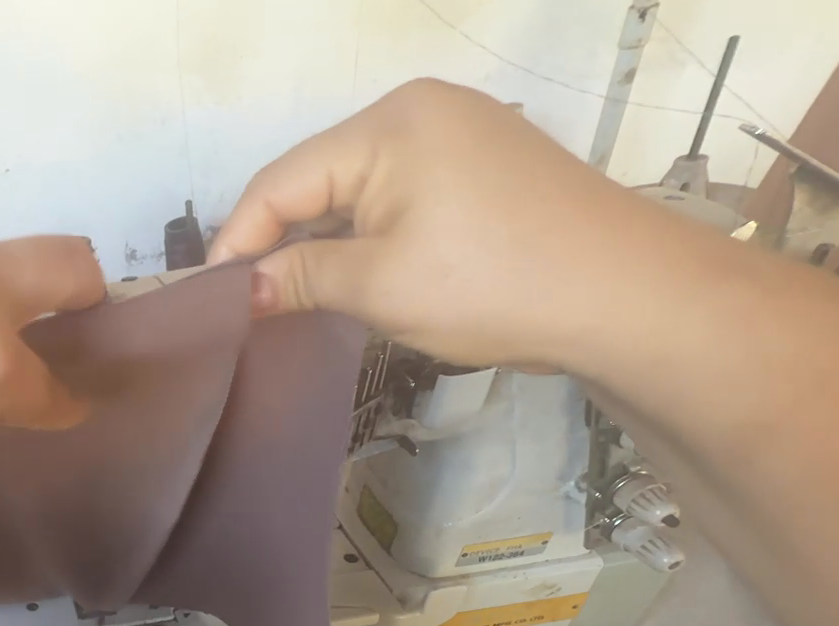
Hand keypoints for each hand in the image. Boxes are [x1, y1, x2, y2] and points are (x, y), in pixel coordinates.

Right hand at [210, 78, 708, 368]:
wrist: (627, 298)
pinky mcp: (470, 165)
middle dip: (271, 239)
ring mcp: (450, 134)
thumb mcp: (379, 284)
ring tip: (278, 292)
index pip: (279, 182)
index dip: (236, 241)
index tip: (210, 299)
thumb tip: (239, 293)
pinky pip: (384, 196)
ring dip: (310, 240)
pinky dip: (352, 234)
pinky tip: (333, 271)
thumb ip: (299, 277)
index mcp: (390, 126)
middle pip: (310, 179)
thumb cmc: (494, 283)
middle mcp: (416, 112)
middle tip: (240, 300)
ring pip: (345, 189)